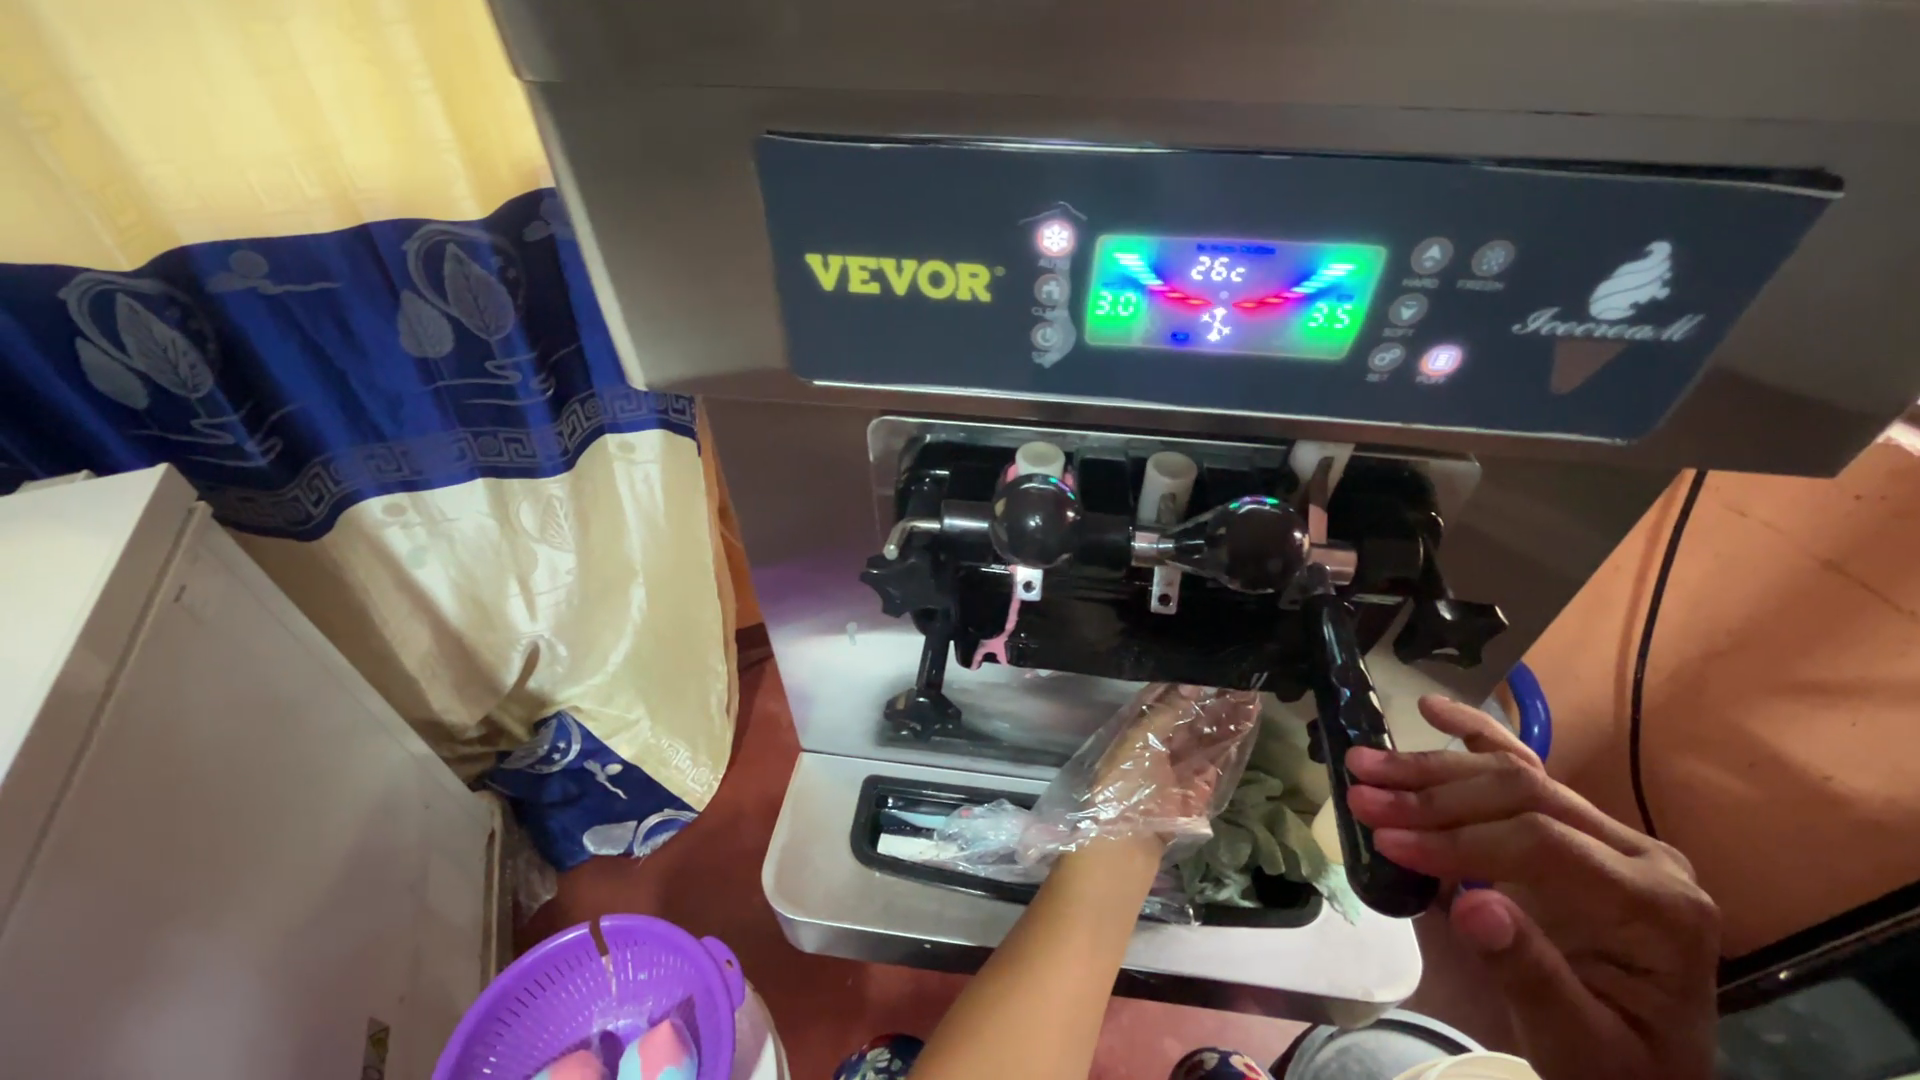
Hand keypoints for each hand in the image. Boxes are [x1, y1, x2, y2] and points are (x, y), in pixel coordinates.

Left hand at [1082, 683, 1259, 841]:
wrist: (1129, 838)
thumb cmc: (1125, 781)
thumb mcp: (1139, 739)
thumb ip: (1165, 712)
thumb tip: (1190, 685)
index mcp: (1139, 731)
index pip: (1166, 702)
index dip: (1187, 686)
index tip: (1210, 669)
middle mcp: (1161, 746)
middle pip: (1191, 718)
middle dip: (1213, 699)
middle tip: (1238, 679)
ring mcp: (1183, 767)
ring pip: (1209, 735)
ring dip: (1228, 716)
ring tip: (1250, 692)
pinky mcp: (1201, 787)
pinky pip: (1219, 759)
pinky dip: (1234, 739)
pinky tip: (1248, 719)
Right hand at [1344, 695, 1718, 1079]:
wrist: (1640, 1066)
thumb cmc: (1610, 1064)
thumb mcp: (1576, 1045)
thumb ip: (1532, 977)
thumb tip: (1472, 907)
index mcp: (1655, 907)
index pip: (1543, 844)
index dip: (1457, 838)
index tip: (1386, 842)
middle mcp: (1640, 856)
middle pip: (1525, 796)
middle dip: (1433, 795)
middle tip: (1361, 797)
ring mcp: (1609, 835)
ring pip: (1514, 774)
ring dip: (1432, 768)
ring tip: (1365, 764)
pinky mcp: (1577, 829)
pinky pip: (1526, 768)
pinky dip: (1475, 736)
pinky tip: (1433, 710)